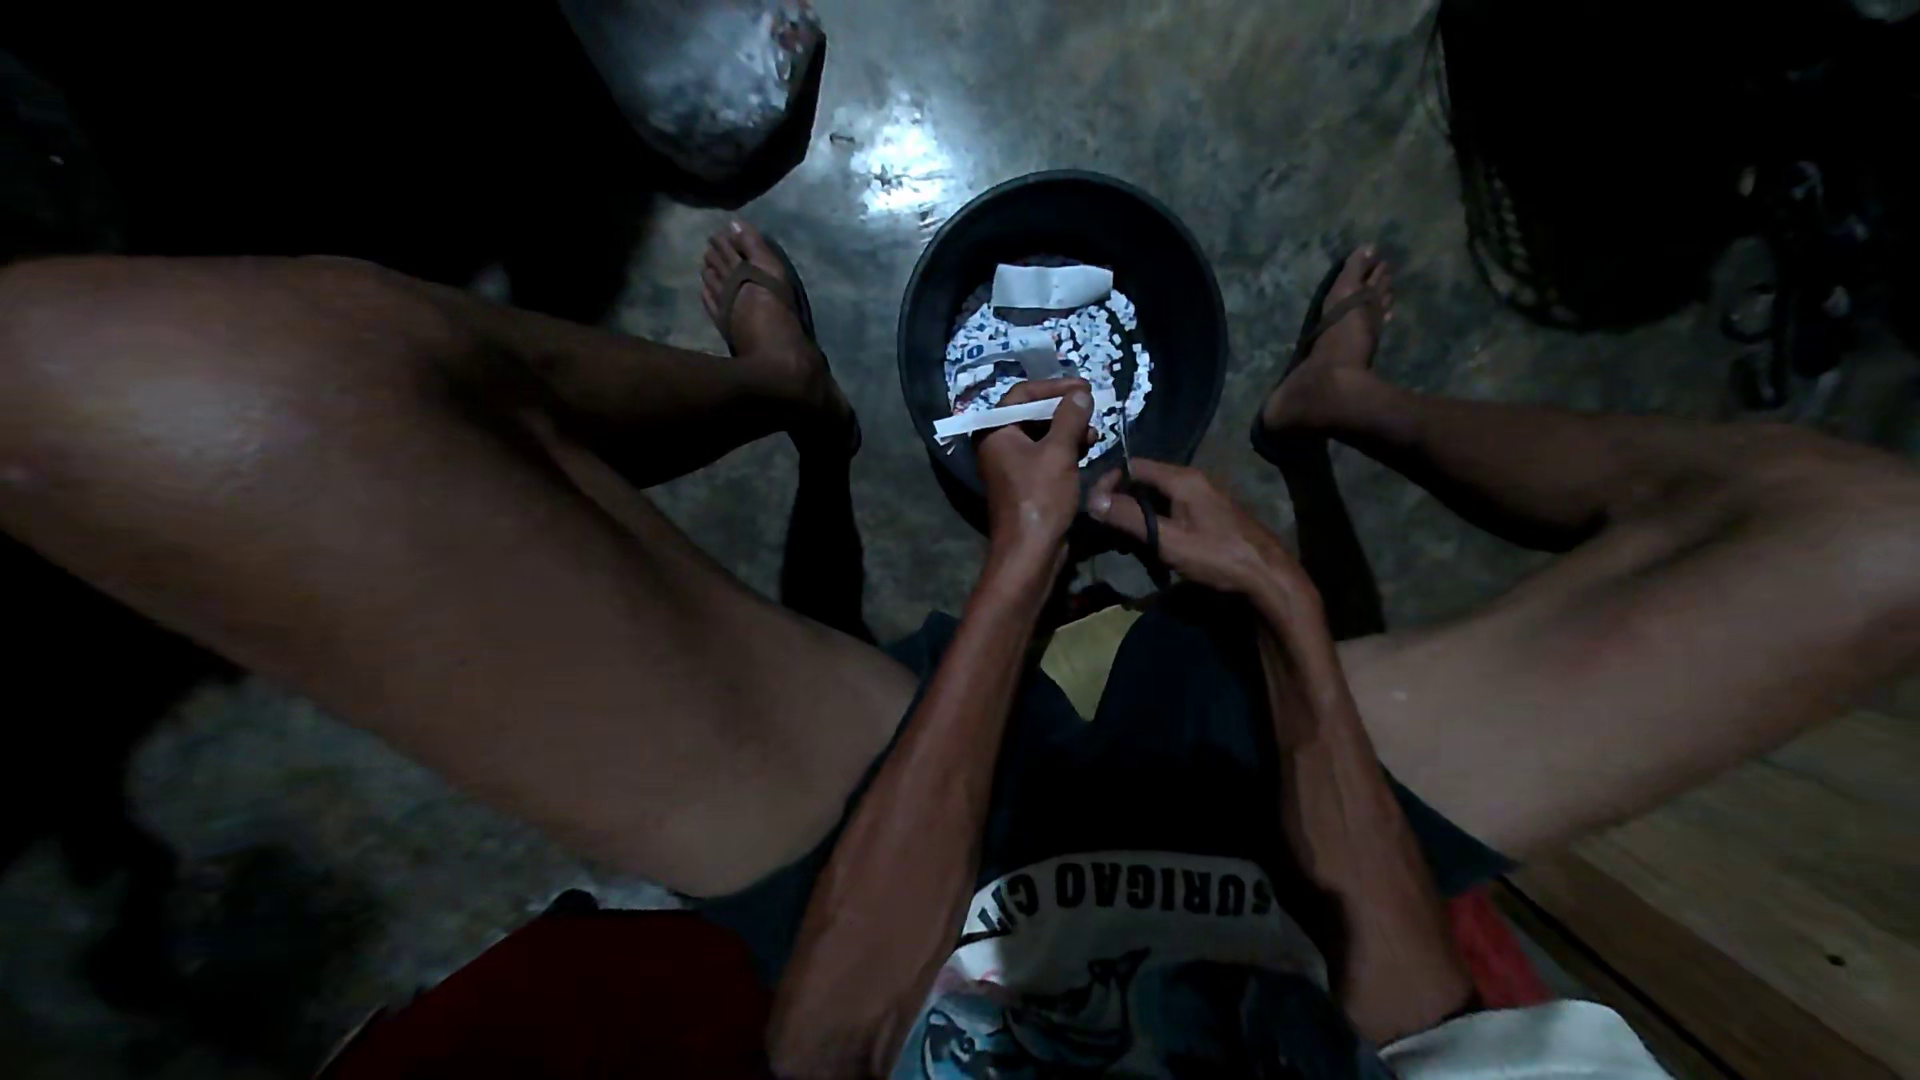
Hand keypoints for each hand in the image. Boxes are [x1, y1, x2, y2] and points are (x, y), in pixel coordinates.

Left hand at [975, 378, 1095, 558]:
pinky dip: (1065, 449)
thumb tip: (1081, 394)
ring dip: (1068, 430)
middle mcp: (997, 444)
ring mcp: (1010, 464)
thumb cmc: (1040, 496)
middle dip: (1064, 411)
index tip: (1084, 388)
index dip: (1054, 387)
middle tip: (1092, 409)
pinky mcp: (1025, 481)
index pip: (1022, 394)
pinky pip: (1045, 455)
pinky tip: (1087, 449)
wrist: (1030, 548)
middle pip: (1032, 414)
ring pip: (1041, 435)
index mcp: (994, 431)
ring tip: (1094, 433)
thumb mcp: (1058, 451)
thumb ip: (1070, 417)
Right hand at [1089, 459, 1311, 600]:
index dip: (1111, 482)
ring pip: (1158, 498)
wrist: (1268, 577)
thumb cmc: (1217, 556)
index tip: (1097, 507)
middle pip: (1145, 481)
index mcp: (1183, 478)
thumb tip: (1093, 500)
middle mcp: (1193, 480)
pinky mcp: (1209, 514)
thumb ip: (1129, 518)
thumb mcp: (1168, 539)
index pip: (1134, 465)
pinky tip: (1153, 547)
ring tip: (1128, 543)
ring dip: (1139, 517)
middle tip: (1109, 530)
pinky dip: (1157, 523)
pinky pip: (1172, 510)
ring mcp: (1204, 497)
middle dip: (1123, 503)